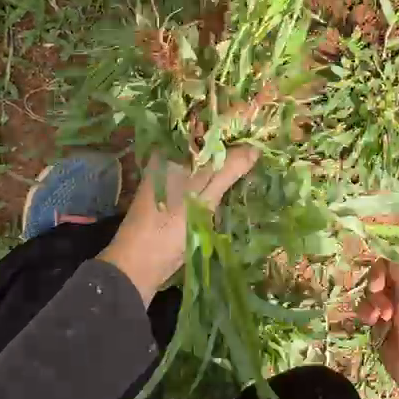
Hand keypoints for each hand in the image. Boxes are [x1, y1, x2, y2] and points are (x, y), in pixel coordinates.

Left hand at [100, 146, 256, 305]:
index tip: (259, 133)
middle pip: (208, 148)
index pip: (207, 131)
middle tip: (262, 150)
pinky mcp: (176, 197)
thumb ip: (228, 170)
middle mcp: (170, 160)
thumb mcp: (202, 198)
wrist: (136, 268)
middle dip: (233, 149)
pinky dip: (217, 182)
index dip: (233, 130)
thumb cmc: (166, 230)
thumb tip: (256, 147)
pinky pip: (202, 181)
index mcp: (171, 153)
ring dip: (227, 166)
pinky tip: (236, 184)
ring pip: (206, 165)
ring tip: (256, 163)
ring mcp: (172, 180)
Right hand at [358, 258, 398, 398]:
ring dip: (371, 302)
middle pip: (380, 275)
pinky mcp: (380, 325)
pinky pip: (366, 310)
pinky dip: (366, 313)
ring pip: (371, 293)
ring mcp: (391, 309)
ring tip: (379, 317)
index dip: (385, 268)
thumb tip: (388, 259)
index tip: (381, 280)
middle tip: (381, 300)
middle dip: (376, 286)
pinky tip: (371, 322)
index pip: (396, 263)